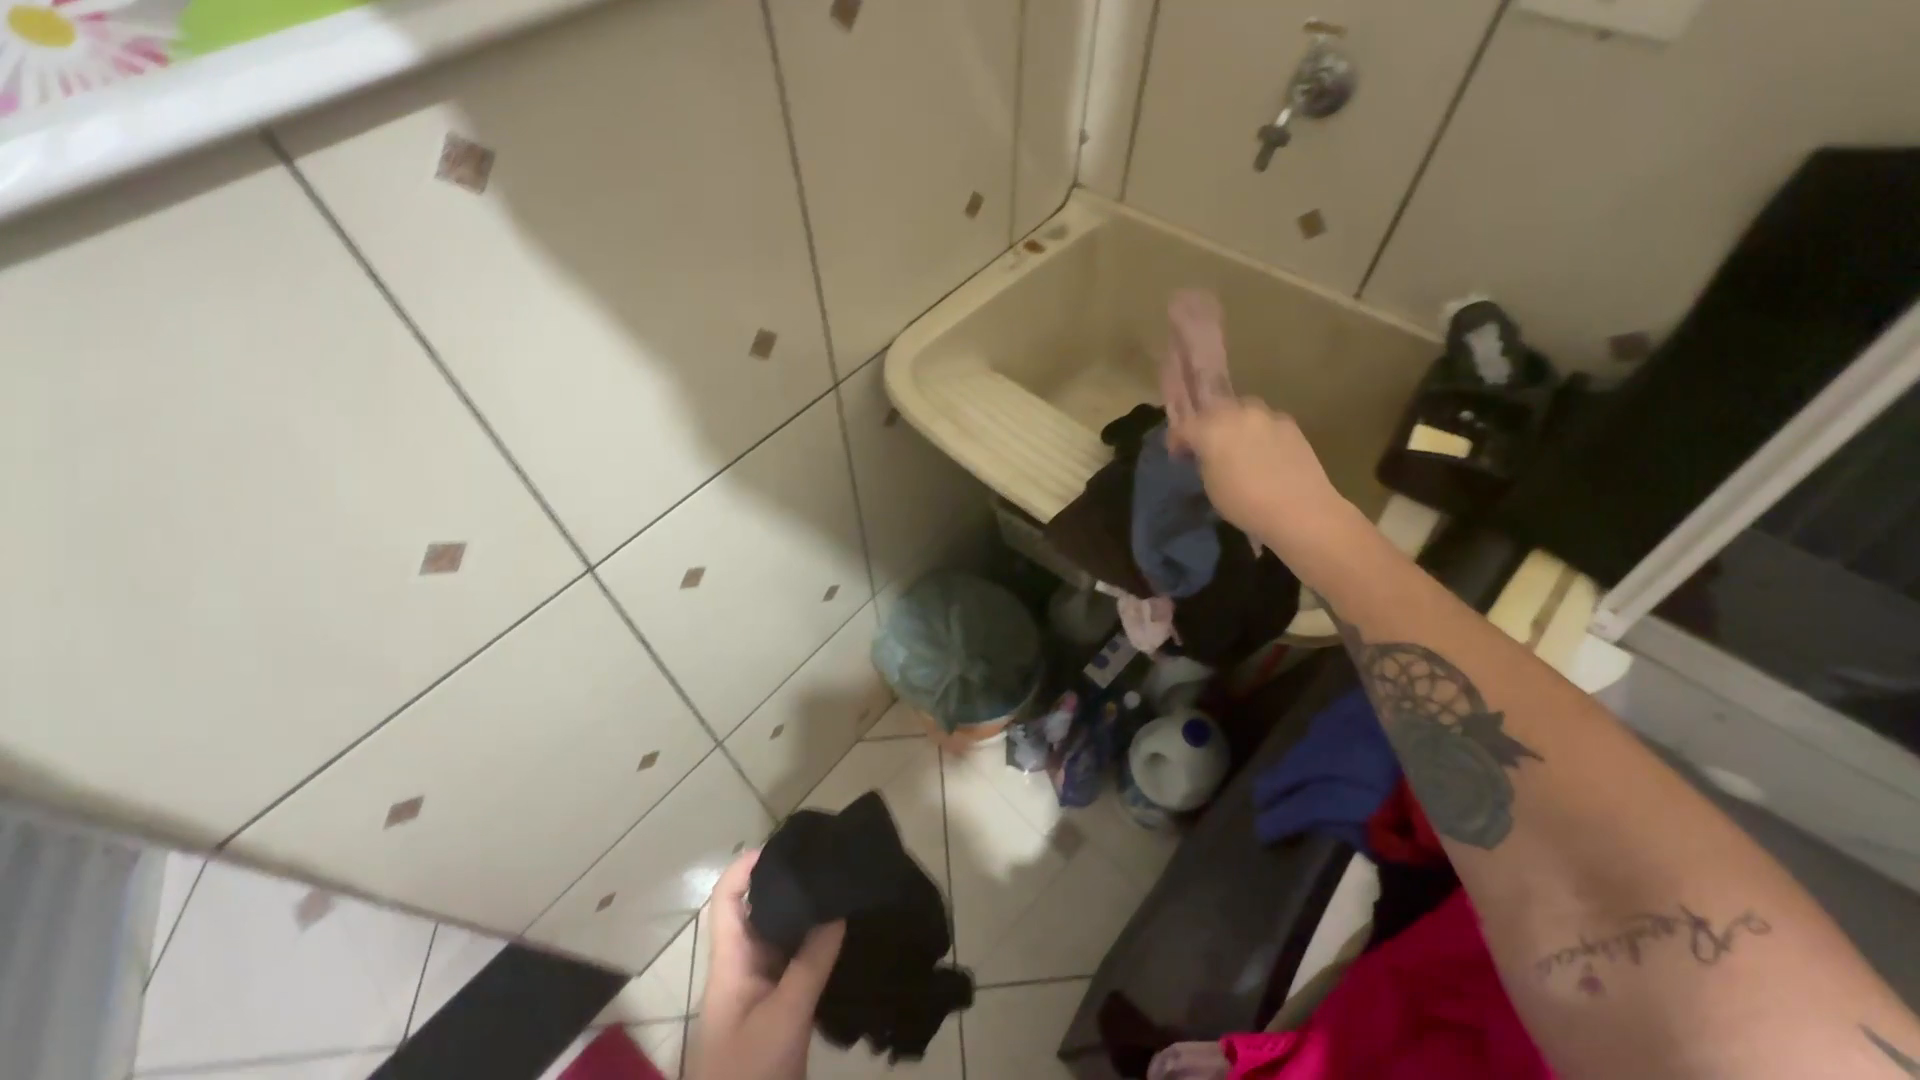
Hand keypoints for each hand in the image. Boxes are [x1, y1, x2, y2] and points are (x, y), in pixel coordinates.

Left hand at [691, 850, 845, 1079]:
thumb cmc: (749, 1071)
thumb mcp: (784, 1016)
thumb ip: (810, 964)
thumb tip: (835, 911)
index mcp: (730, 963)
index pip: (727, 900)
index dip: (747, 868)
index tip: (785, 846)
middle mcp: (742, 968)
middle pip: (756, 913)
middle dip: (785, 885)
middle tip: (826, 864)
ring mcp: (760, 991)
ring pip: (779, 939)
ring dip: (804, 916)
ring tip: (840, 891)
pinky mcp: (778, 1011)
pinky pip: (795, 966)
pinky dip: (816, 947)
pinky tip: (843, 938)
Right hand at [1182, 398, 1355, 560]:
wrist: (1300, 510)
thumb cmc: (1246, 504)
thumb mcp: (1211, 486)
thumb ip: (1204, 461)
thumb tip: (1206, 453)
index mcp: (1211, 429)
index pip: (1184, 426)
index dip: (1177, 440)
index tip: (1178, 455)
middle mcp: (1237, 413)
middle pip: (1214, 410)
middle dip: (1207, 425)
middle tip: (1207, 447)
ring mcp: (1267, 416)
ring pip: (1242, 410)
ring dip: (1234, 424)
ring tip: (1237, 446)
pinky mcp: (1290, 423)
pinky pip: (1265, 421)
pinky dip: (1258, 431)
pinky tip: (1263, 452)